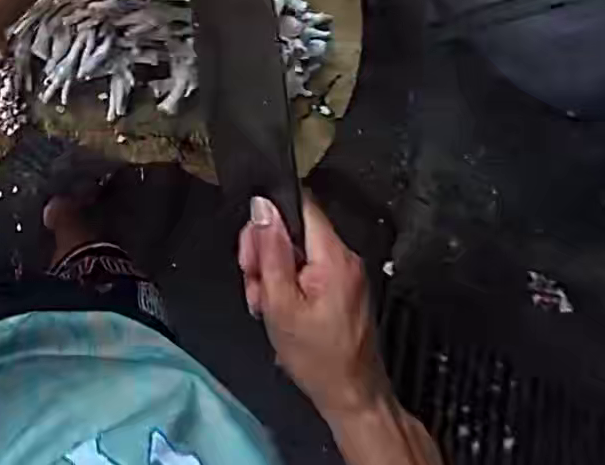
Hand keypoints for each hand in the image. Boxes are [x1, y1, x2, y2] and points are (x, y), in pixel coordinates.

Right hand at [238, 194, 388, 420]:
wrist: (351, 399)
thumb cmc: (316, 355)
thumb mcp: (280, 300)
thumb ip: (269, 249)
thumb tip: (262, 206)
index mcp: (333, 258)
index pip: (301, 204)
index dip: (269, 213)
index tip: (253, 240)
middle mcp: (343, 259)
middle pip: (290, 227)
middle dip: (262, 247)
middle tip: (254, 278)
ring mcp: (343, 273)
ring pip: (291, 247)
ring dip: (269, 267)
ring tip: (265, 298)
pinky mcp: (338, 286)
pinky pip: (302, 264)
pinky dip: (283, 278)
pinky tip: (277, 302)